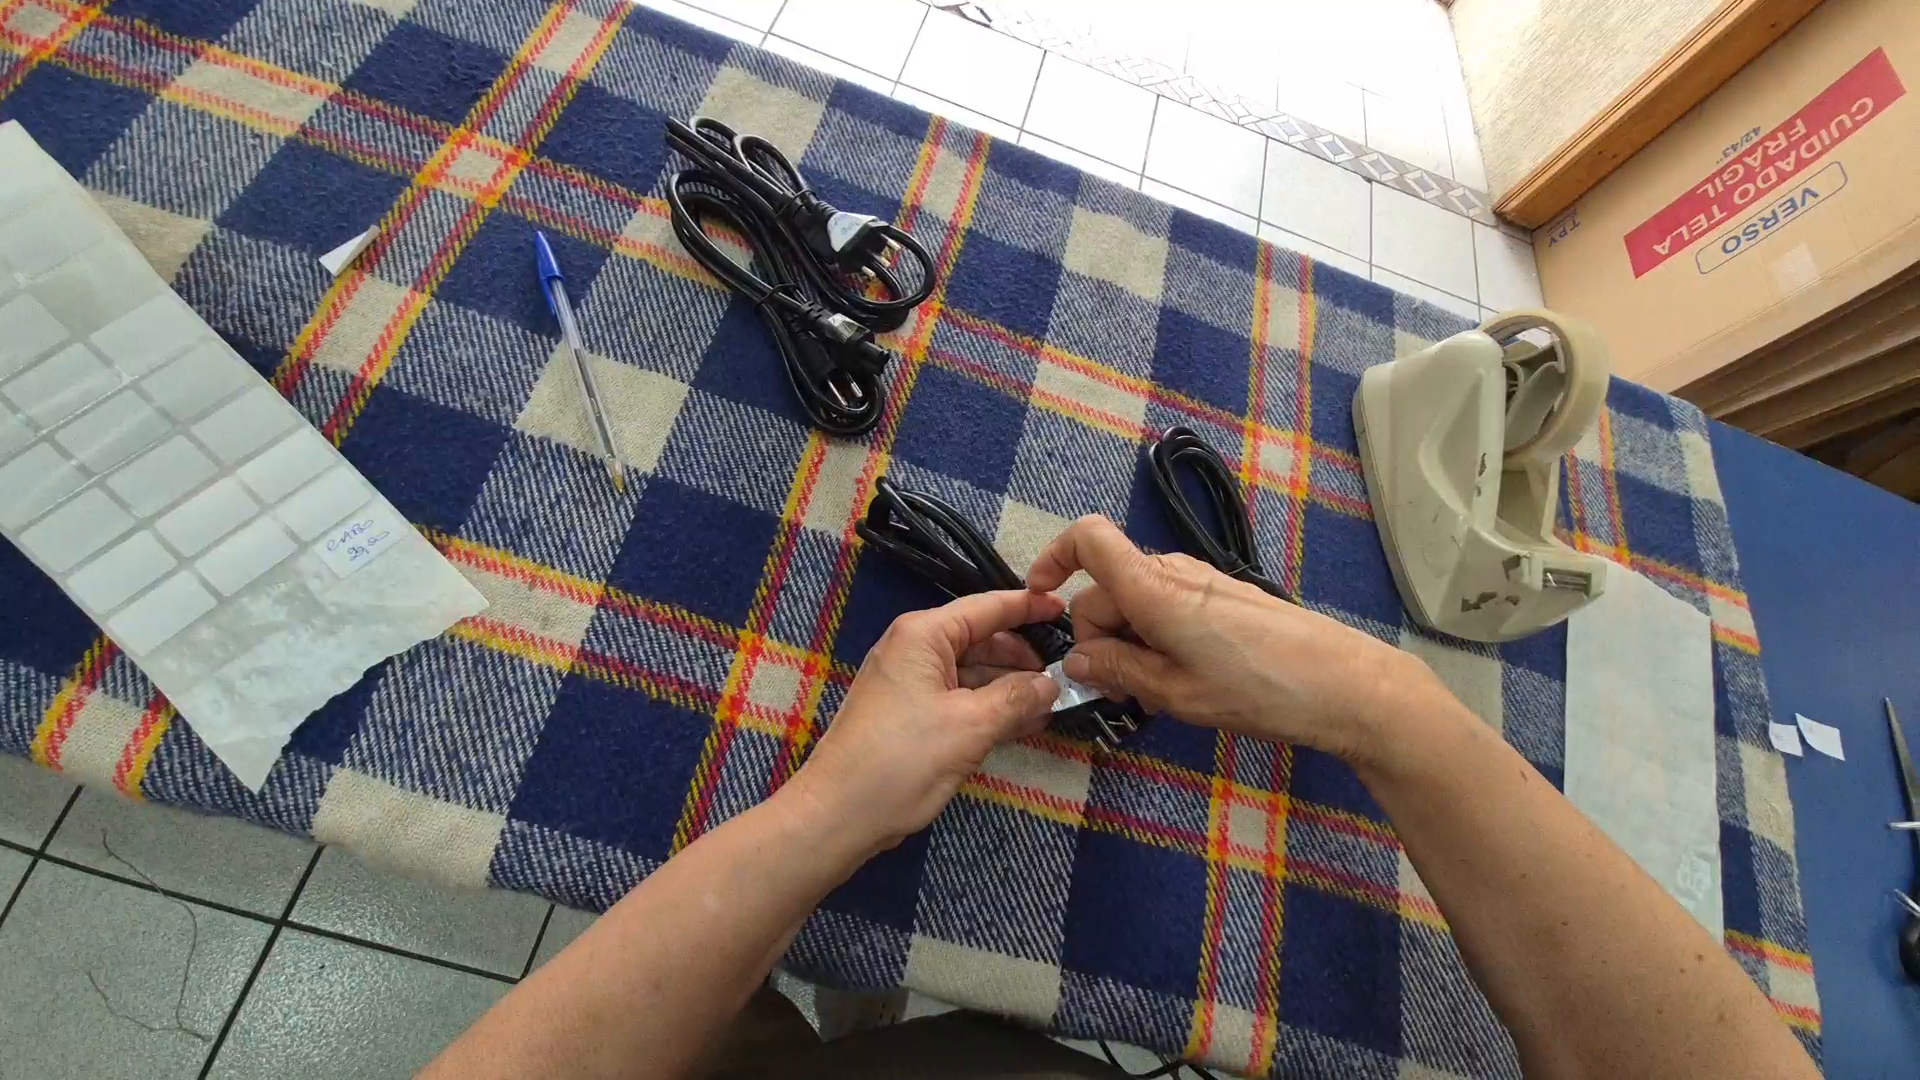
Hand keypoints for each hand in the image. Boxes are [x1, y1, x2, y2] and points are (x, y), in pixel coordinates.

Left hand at [784, 590, 1064, 855]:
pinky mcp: (910, 712)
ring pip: (972, 672)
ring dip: (1010, 687)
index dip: (1028, 607)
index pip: (986, 607)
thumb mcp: (969, 726)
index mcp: (924, 634)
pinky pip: (959, 697)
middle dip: (1022, 657)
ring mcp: (910, 681)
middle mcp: (915, 648)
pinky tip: (1024, 722)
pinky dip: (989, 707)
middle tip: (1066, 673)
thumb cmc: (902, 760)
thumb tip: (1052, 684)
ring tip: (1054, 702)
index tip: (1065, 609)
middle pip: (981, 639)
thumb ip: (1016, 698)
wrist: (837, 814)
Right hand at [1026, 516, 1444, 766]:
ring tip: (1154, 693)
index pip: (1087, 538)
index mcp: (1151, 588)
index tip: (1039, 598)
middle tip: (1117, 691)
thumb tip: (1076, 659)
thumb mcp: (1176, 693)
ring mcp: (1199, 580)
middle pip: (1105, 588)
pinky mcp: (1221, 594)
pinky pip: (1166, 605)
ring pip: (1135, 600)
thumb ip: (1118, 669)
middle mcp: (1171, 571)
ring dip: (1127, 641)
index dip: (1053, 558)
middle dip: (1096, 636)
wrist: (1348, 685)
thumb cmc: (1258, 689)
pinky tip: (1181, 679)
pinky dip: (1155, 637)